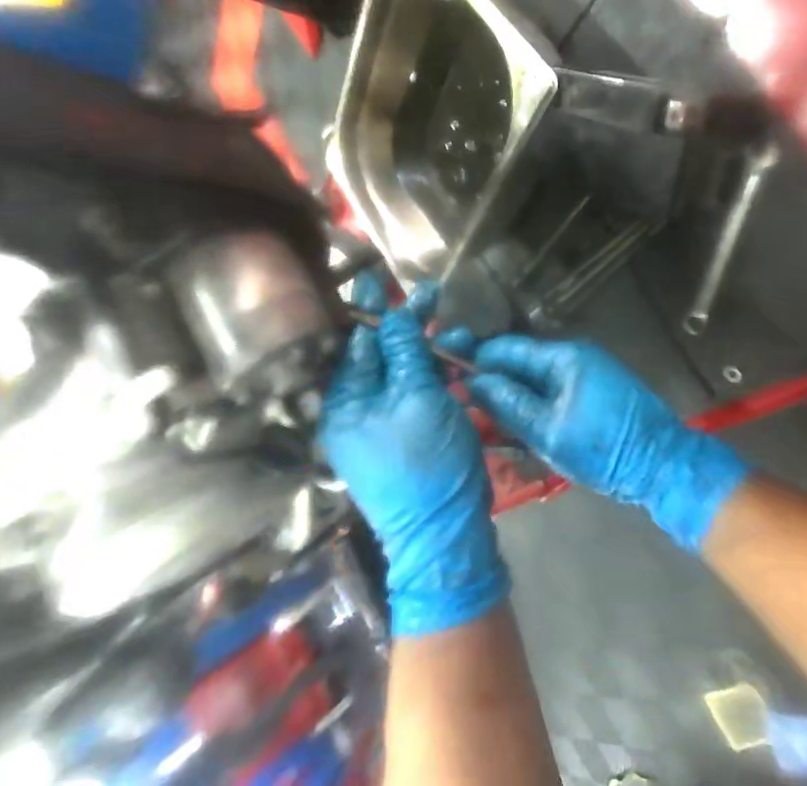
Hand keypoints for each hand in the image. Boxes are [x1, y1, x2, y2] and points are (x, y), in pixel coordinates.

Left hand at [320, 275, 506, 637]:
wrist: (445, 529)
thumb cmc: (427, 461)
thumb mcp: (419, 398)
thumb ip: (405, 353)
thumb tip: (393, 316)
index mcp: (344, 404)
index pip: (358, 344)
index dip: (375, 311)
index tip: (384, 278)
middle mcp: (356, 413)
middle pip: (381, 357)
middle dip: (410, 327)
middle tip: (435, 296)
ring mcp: (383, 427)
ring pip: (405, 375)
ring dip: (431, 352)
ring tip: (462, 336)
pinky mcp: (409, 437)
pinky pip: (419, 396)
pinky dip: (438, 378)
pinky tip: (460, 366)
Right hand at [463, 336, 748, 553]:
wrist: (660, 463)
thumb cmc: (603, 448)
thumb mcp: (548, 431)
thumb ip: (508, 404)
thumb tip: (472, 380)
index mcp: (565, 357)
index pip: (508, 348)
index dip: (475, 359)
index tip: (443, 374)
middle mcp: (575, 356)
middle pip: (521, 363)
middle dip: (491, 382)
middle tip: (455, 404)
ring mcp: (587, 373)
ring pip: (535, 380)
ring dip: (511, 398)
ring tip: (477, 419)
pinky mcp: (594, 392)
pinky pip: (553, 392)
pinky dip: (533, 406)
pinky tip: (512, 427)